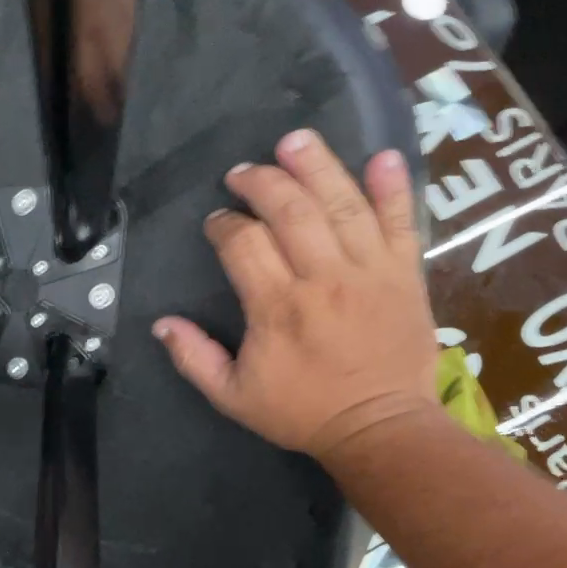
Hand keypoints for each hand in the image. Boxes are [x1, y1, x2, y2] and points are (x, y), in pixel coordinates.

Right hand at [153, 129, 439, 460]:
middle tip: (244, 172)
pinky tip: (379, 156)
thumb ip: (193, 358)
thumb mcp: (231, 396)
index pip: (244, 244)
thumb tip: (161, 324)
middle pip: (291, 210)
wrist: (379, 427)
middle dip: (263, 182)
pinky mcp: (405, 273)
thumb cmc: (300, 412)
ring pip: (343, 203)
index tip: (216, 222)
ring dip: (318, 166)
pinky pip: (401, 220)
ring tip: (295, 140)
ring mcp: (369, 271)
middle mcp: (323, 278)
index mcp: (277, 308)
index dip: (225, 225)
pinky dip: (392, 186)